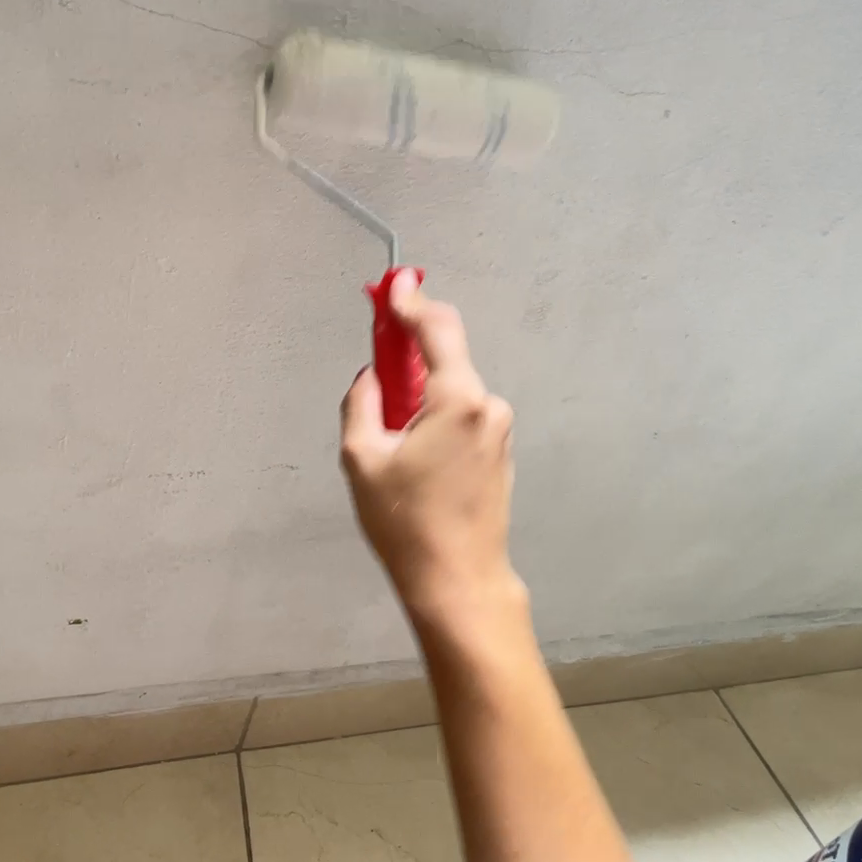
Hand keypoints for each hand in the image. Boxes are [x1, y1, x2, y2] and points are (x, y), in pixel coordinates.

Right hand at [340, 270, 524, 629]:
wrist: (458, 580)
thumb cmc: (405, 520)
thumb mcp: (362, 458)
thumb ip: (362, 402)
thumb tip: (371, 377)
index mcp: (458, 400)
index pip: (436, 331)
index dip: (411, 303)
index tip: (394, 282)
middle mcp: (488, 406)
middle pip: (444, 362)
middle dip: (407, 362)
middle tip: (375, 383)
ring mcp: (499, 432)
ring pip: (450, 395)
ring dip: (418, 401)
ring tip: (390, 449)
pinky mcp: (500, 454)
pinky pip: (461, 418)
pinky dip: (434, 420)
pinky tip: (415, 461)